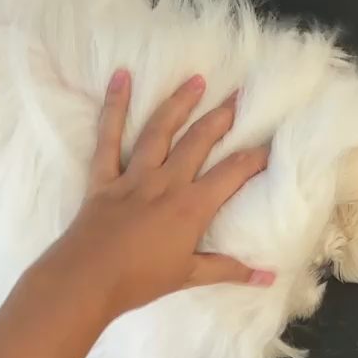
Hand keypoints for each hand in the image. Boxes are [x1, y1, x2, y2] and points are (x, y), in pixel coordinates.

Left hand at [35, 71, 274, 320]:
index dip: (254, 157)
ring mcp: (133, 176)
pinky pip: (108, 137)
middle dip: (221, 117)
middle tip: (238, 95)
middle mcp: (165, 183)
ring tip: (196, 81)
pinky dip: (114, 106)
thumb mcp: (189, 276)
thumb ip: (228, 270)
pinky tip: (121, 77)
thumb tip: (267, 278)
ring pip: (159, 131)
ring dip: (179, 104)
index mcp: (191, 207)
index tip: (270, 143)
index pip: (232, 174)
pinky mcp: (103, 177)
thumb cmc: (140, 281)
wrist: (87, 280)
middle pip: (198, 142)